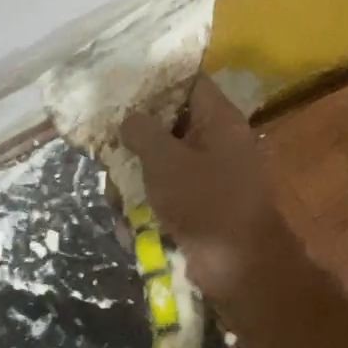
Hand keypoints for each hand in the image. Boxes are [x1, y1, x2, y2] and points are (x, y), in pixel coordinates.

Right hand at [120, 77, 291, 304]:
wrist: (241, 269)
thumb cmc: (206, 203)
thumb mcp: (165, 160)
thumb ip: (142, 131)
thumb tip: (129, 119)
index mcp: (219, 121)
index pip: (190, 81)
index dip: (157, 78)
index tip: (121, 83)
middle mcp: (217, 142)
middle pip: (172, 122)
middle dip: (137, 132)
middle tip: (105, 136)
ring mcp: (209, 176)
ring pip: (163, 160)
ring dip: (137, 173)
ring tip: (113, 186)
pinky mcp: (199, 206)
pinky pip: (167, 193)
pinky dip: (147, 202)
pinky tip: (127, 218)